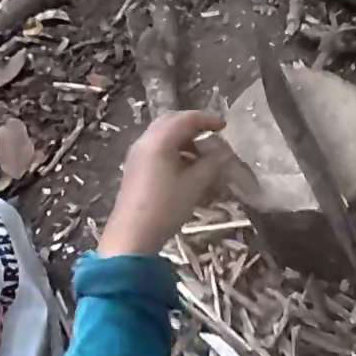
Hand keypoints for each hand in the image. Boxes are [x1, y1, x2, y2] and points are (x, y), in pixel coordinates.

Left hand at [97, 111, 235, 257]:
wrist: (131, 236)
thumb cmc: (166, 208)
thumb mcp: (194, 185)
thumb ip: (211, 163)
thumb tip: (223, 152)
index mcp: (159, 140)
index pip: (186, 119)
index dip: (207, 120)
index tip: (224, 127)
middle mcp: (145, 141)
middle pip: (171, 121)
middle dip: (193, 124)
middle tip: (212, 134)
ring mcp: (137, 154)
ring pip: (162, 134)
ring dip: (183, 137)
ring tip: (202, 153)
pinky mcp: (134, 167)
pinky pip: (156, 147)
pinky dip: (173, 148)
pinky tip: (185, 165)